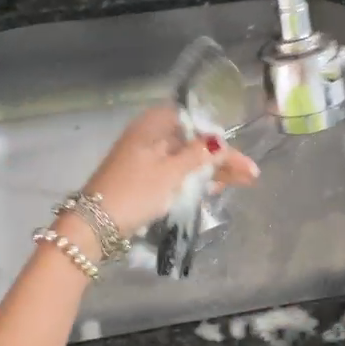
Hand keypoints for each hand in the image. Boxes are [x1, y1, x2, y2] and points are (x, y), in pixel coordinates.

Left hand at [83, 104, 259, 237]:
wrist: (94, 225)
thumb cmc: (134, 192)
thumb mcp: (170, 172)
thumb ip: (198, 156)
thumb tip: (220, 142)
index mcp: (152, 125)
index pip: (193, 120)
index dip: (217, 135)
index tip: (237, 153)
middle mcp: (149, 136)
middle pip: (193, 142)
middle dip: (221, 158)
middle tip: (250, 174)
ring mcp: (145, 159)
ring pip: (186, 160)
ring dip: (212, 171)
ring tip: (241, 183)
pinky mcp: (143, 180)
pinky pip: (175, 175)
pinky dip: (194, 181)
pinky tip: (214, 189)